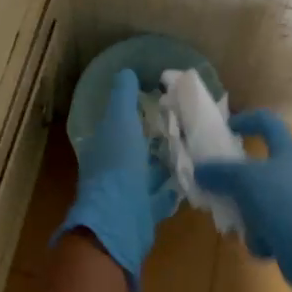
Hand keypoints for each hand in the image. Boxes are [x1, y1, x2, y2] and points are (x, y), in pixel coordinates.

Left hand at [52, 69, 175, 291]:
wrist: (119, 220)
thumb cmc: (118, 163)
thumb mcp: (119, 119)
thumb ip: (122, 95)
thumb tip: (125, 71)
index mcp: (102, 144)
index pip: (117, 122)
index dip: (134, 111)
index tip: (156, 101)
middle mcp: (111, 167)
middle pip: (133, 146)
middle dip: (151, 136)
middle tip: (178, 123)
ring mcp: (126, 191)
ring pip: (146, 170)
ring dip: (162, 160)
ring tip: (188, 147)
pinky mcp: (143, 212)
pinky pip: (159, 194)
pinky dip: (171, 186)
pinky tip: (189, 176)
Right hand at [193, 109, 291, 291]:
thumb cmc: (280, 203)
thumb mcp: (243, 181)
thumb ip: (219, 172)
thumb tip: (199, 170)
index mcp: (286, 150)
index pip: (266, 121)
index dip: (245, 120)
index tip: (225, 130)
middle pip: (260, 165)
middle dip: (238, 177)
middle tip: (219, 182)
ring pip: (262, 197)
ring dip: (246, 209)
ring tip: (233, 220)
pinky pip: (270, 224)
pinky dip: (260, 233)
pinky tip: (256, 242)